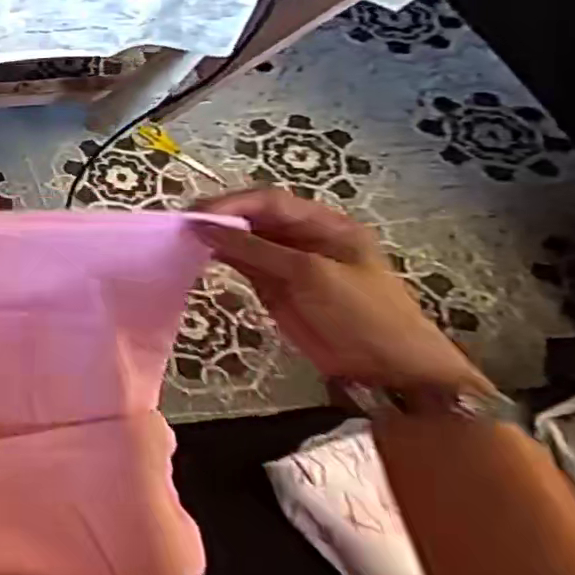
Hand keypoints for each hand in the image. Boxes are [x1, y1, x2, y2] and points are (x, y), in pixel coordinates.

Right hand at [193, 188, 492, 394]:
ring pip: (244, 238)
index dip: (233, 203)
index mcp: (325, 223)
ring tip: (184, 237)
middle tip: (184, 223)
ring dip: (217, 236)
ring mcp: (288, 261)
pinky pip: (242, 262)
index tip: (199, 214)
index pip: (270, 201)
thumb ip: (255, 249)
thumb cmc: (362, 314)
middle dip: (220, 217)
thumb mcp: (310, 274)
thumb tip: (203, 228)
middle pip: (254, 216)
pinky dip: (221, 256)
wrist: (390, 373)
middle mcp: (304, 236)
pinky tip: (199, 253)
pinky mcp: (275, 285)